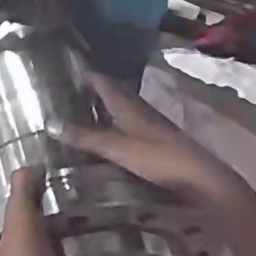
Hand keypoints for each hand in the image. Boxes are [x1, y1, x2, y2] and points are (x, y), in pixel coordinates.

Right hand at [54, 72, 255, 212]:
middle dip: (92, 93)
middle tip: (65, 96)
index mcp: (129, 105)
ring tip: (80, 118)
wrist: (205, 185)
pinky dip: (114, 130)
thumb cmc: (162, 159)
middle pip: (113, 95)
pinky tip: (106, 143)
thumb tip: (50, 124)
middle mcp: (140, 111)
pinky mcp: (158, 146)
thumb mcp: (119, 148)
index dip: (85, 75)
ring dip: (103, 112)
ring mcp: (151, 128)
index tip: (63, 71)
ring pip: (122, 113)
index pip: (103, 81)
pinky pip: (129, 130)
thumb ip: (87, 138)